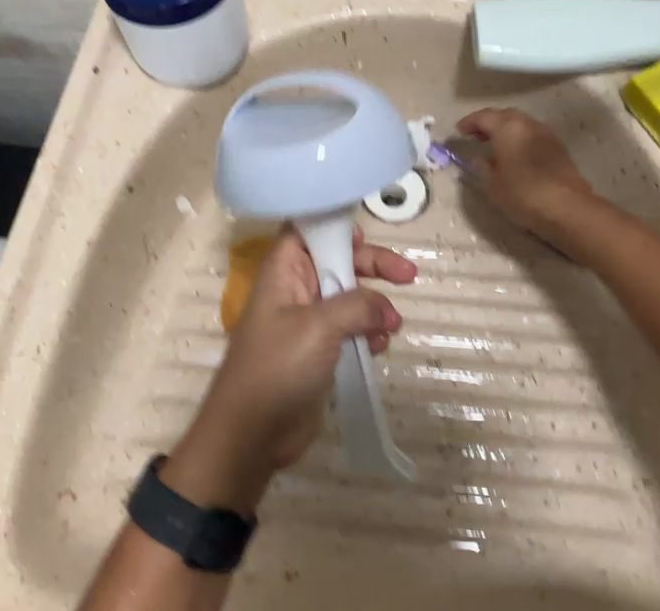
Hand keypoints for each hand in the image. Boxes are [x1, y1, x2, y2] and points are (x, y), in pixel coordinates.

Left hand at [163, 226, 416, 511]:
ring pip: (349, 296)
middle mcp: (295, 290)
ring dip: (375, 305)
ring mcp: (307, 322)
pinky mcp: (318, 352)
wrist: (251, 435)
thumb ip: (356, 305)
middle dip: (373, 266)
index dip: (335, 224)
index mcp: (284, 272)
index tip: (368, 234)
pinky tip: (381, 346)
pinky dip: (369, 332)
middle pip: (338, 261)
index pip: (306, 228)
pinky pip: (351, 329)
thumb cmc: (277, 368)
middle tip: (408, 276)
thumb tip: (384, 307)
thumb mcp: (318, 327)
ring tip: (392, 326)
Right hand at [456, 107, 598, 243]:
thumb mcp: (494, 186)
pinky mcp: (559, 148)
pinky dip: (520, 139)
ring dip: (506, 131)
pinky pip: (533, 136)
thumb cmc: (524, 195)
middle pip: (505, 116)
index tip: (459, 131)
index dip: (469, 122)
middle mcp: (528, 124)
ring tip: (494, 146)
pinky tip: (515, 155)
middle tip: (476, 135)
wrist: (568, 208)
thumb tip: (480, 160)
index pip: (484, 117)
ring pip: (521, 124)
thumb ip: (484, 169)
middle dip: (489, 123)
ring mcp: (547, 134)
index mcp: (508, 128)